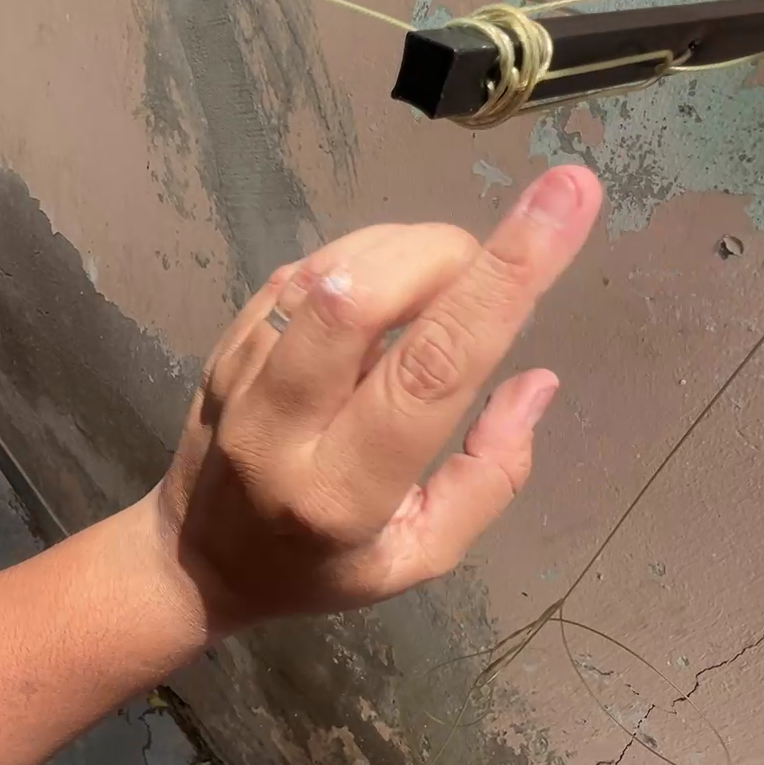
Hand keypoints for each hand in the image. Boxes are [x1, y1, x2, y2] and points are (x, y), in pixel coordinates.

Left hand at [153, 166, 601, 634]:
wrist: (196, 559)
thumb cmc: (318, 568)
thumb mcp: (418, 557)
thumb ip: (489, 478)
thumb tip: (536, 381)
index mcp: (340, 490)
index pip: (429, 368)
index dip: (503, 279)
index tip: (568, 196)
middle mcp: (279, 424)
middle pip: (356, 294)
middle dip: (441, 253)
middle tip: (473, 274)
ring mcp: (238, 376)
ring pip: (323, 269)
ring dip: (398, 253)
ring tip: (425, 293)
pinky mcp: (222, 345)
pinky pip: (297, 272)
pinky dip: (354, 262)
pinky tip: (368, 303)